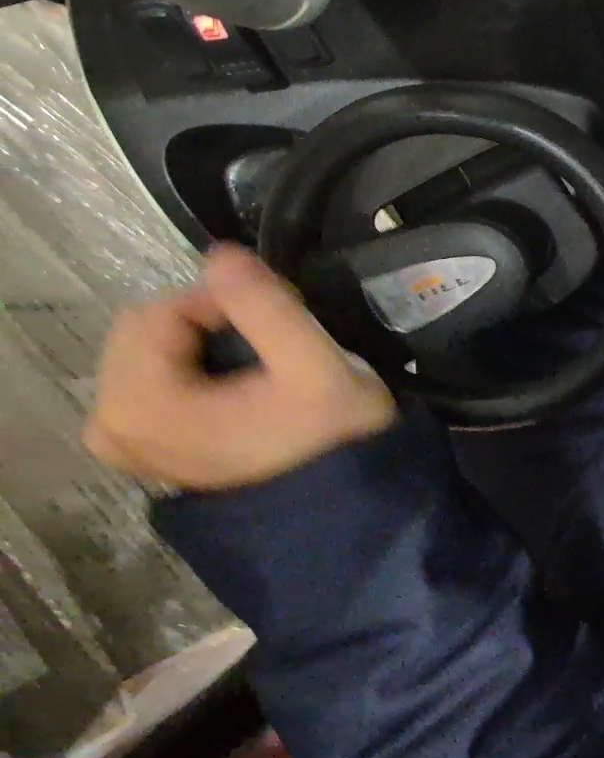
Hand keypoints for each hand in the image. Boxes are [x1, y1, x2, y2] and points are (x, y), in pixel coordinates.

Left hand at [84, 245, 396, 491]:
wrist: (341, 503)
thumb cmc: (330, 438)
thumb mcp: (315, 367)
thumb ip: (268, 309)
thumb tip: (223, 254)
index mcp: (139, 404)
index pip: (162, 312)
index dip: (226, 301)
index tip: (285, 315)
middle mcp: (109, 422)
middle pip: (147, 331)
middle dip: (212, 322)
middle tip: (278, 340)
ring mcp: (121, 439)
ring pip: (152, 352)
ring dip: (207, 343)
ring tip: (266, 362)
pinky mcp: (142, 446)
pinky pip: (155, 382)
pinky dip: (196, 370)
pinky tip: (241, 384)